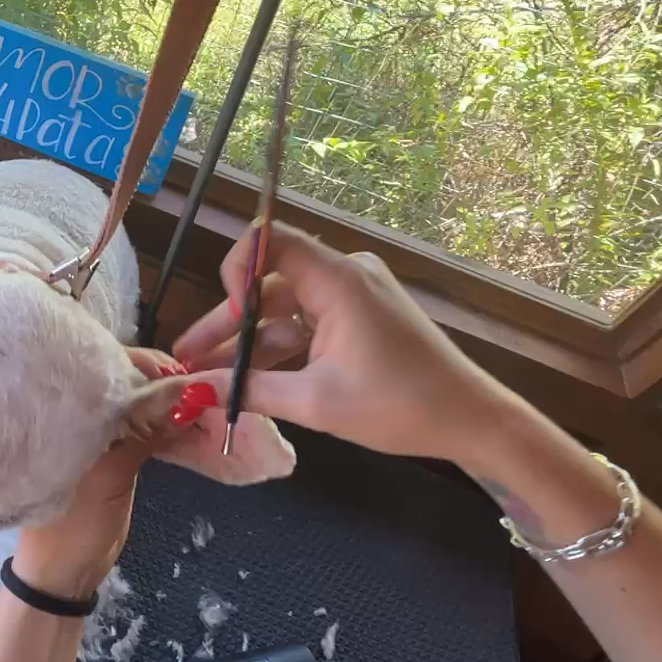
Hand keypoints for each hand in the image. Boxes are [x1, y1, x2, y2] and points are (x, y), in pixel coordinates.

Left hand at [10, 348, 180, 597]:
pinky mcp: (116, 450)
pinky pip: (141, 424)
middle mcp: (81, 413)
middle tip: (195, 384)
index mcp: (68, 410)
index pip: (106, 368)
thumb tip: (186, 396)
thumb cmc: (73, 525)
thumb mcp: (110, 475)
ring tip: (195, 398)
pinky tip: (184, 419)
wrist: (62, 575)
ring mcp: (98, 430)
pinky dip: (162, 421)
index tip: (180, 371)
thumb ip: (144, 433)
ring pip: (136, 401)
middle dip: (159, 379)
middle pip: (124, 380)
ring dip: (164, 399)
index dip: (144, 366)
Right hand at [170, 221, 513, 464]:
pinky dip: (278, 346)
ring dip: (248, 341)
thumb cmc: (401, 407)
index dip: (237, 267)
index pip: (271, 239)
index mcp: (338, 280)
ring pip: (282, 308)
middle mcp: (343, 274)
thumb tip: (194, 392)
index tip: (228, 313)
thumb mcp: (317, 403)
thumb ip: (250, 391)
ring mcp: (351, 294)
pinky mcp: (357, 315)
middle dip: (227, 322)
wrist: (474, 421)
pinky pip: (304, 322)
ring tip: (204, 373)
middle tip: (188, 355)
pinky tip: (245, 375)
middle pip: (268, 284)